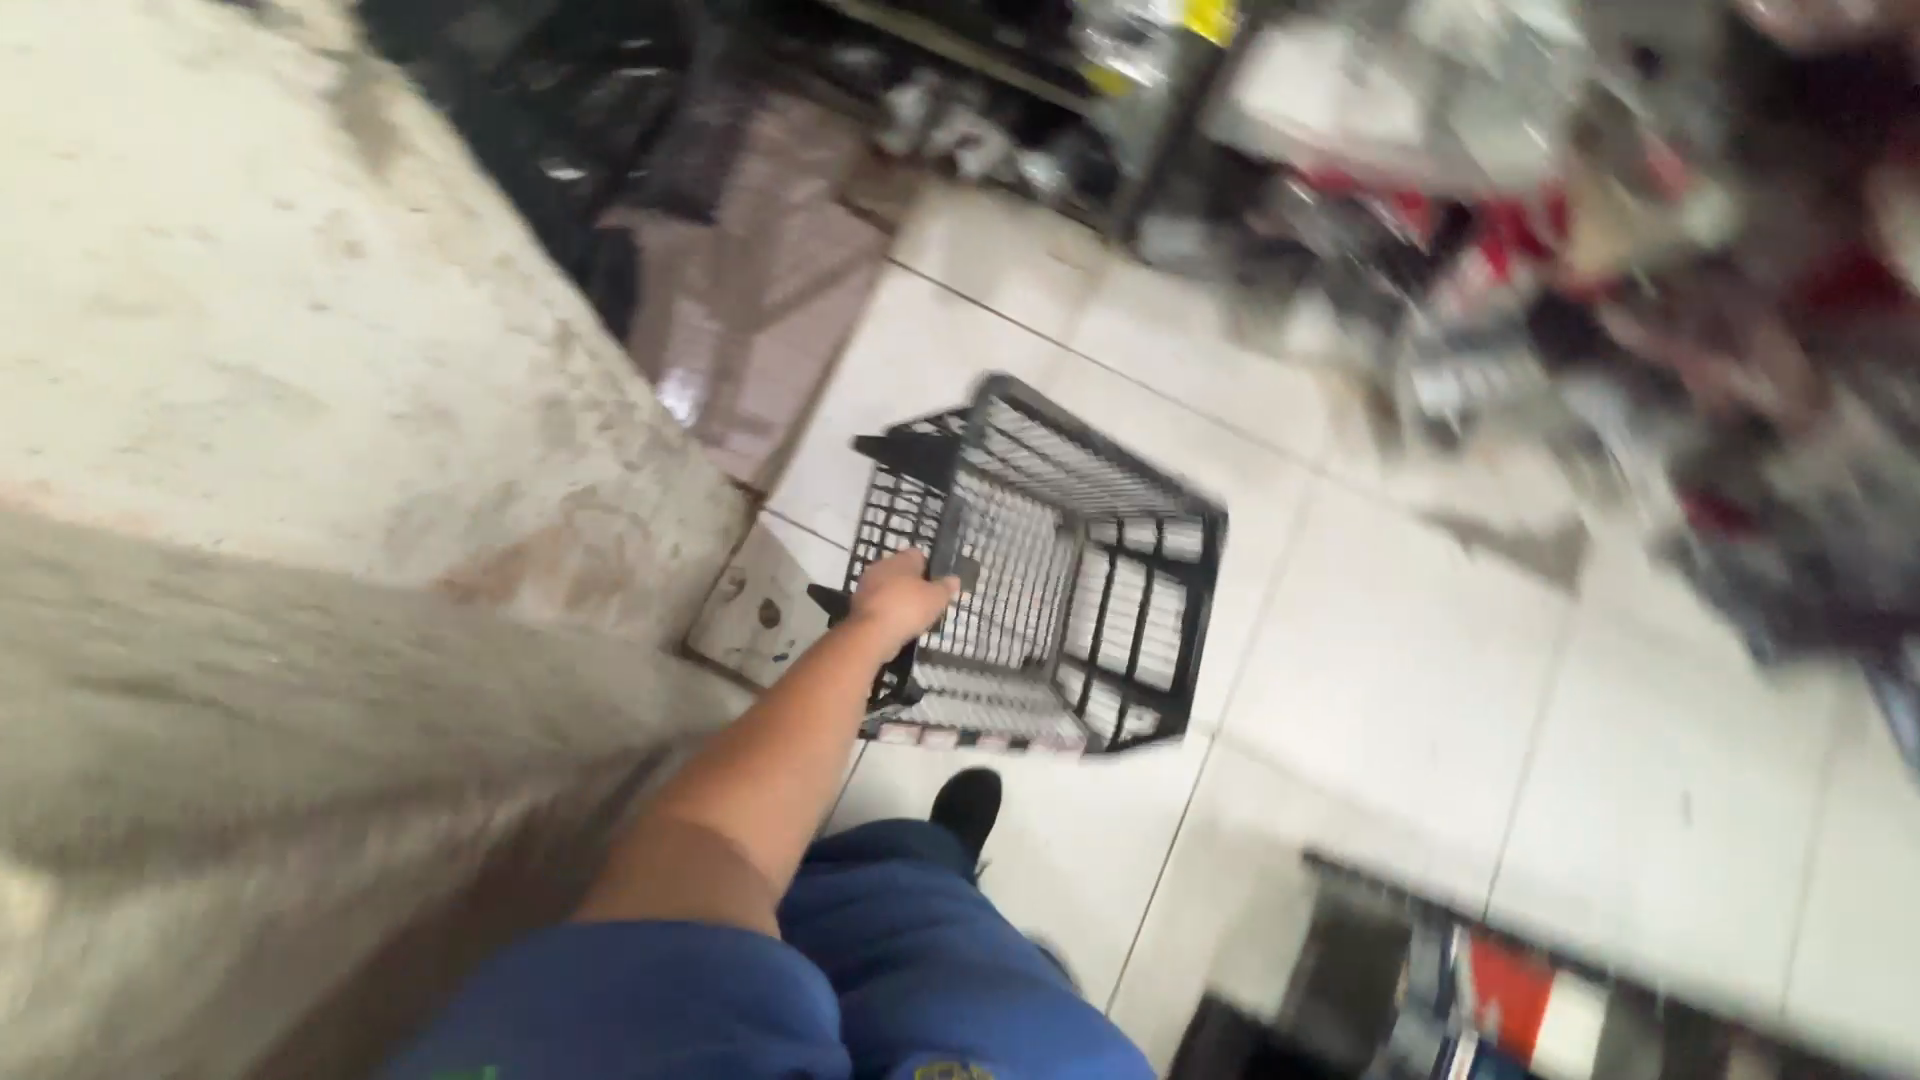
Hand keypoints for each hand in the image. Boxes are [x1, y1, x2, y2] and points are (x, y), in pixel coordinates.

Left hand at [846, 549, 960, 654]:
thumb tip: (954, 579)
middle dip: (911, 583)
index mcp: (901, 559)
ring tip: (912, 615)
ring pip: (888, 587)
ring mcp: (866, 585)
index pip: (917, 554)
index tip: (936, 584)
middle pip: (901, 570)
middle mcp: (881, 566)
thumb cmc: (908, 608)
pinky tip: (896, 624)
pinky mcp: (858, 604)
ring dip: (897, 597)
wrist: (872, 632)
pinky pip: (878, 603)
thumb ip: (946, 587)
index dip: (928, 567)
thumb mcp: (936, 598)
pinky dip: (887, 610)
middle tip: (925, 600)